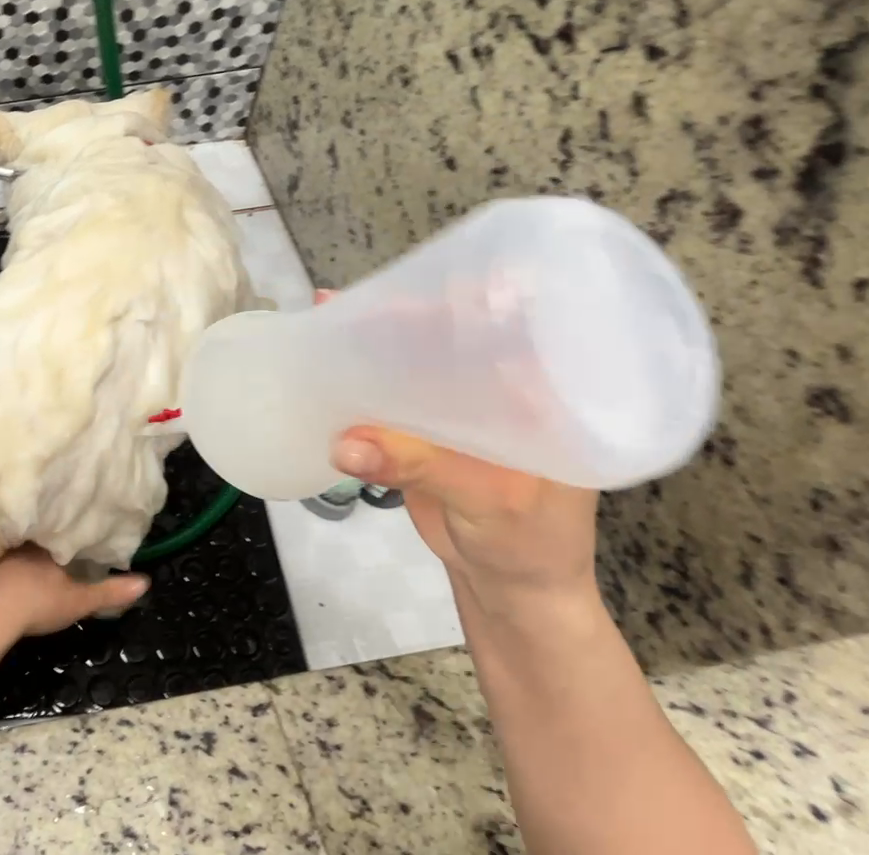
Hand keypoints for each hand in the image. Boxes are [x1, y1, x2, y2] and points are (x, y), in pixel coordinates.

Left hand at [0, 546, 150, 638]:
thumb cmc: (40, 603)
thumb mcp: (80, 601)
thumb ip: (110, 591)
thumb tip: (146, 581)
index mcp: (48, 545)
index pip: (66, 531)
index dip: (76, 534)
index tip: (86, 536)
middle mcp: (26, 545)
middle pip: (45, 540)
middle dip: (55, 545)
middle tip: (68, 550)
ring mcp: (5, 559)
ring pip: (26, 552)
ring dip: (36, 557)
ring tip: (48, 563)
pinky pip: (10, 564)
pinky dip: (19, 569)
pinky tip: (23, 579)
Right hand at [313, 290, 599, 602]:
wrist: (508, 589)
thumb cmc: (530, 543)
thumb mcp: (490, 501)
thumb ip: (420, 467)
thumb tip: (342, 444)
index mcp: (543, 391)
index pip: (512, 323)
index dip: (473, 296)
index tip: (429, 279)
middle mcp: (501, 388)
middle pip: (451, 335)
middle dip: (403, 312)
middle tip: (355, 301)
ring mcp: (458, 408)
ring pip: (413, 362)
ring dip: (372, 342)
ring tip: (327, 317)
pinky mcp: (423, 431)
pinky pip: (387, 397)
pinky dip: (356, 382)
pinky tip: (325, 362)